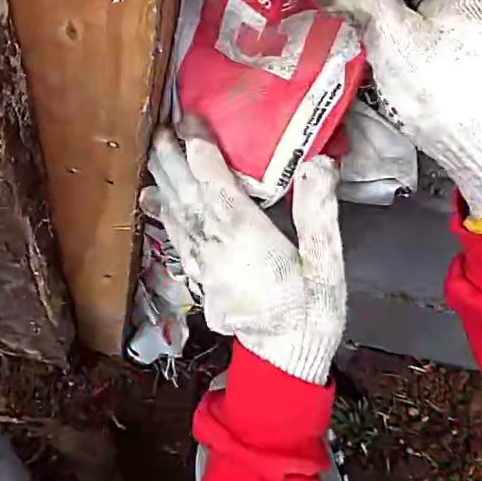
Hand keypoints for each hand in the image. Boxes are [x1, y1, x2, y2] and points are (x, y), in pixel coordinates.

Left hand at [141, 120, 344, 383]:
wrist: (287, 360)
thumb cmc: (313, 310)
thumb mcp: (328, 264)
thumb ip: (319, 214)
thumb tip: (316, 163)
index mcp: (249, 241)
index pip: (216, 186)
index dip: (200, 150)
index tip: (189, 120)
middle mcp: (217, 250)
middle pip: (187, 197)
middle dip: (171, 159)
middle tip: (160, 127)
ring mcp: (204, 266)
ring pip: (177, 216)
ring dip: (163, 180)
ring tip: (153, 152)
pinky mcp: (200, 279)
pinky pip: (175, 239)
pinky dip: (163, 213)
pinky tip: (152, 198)